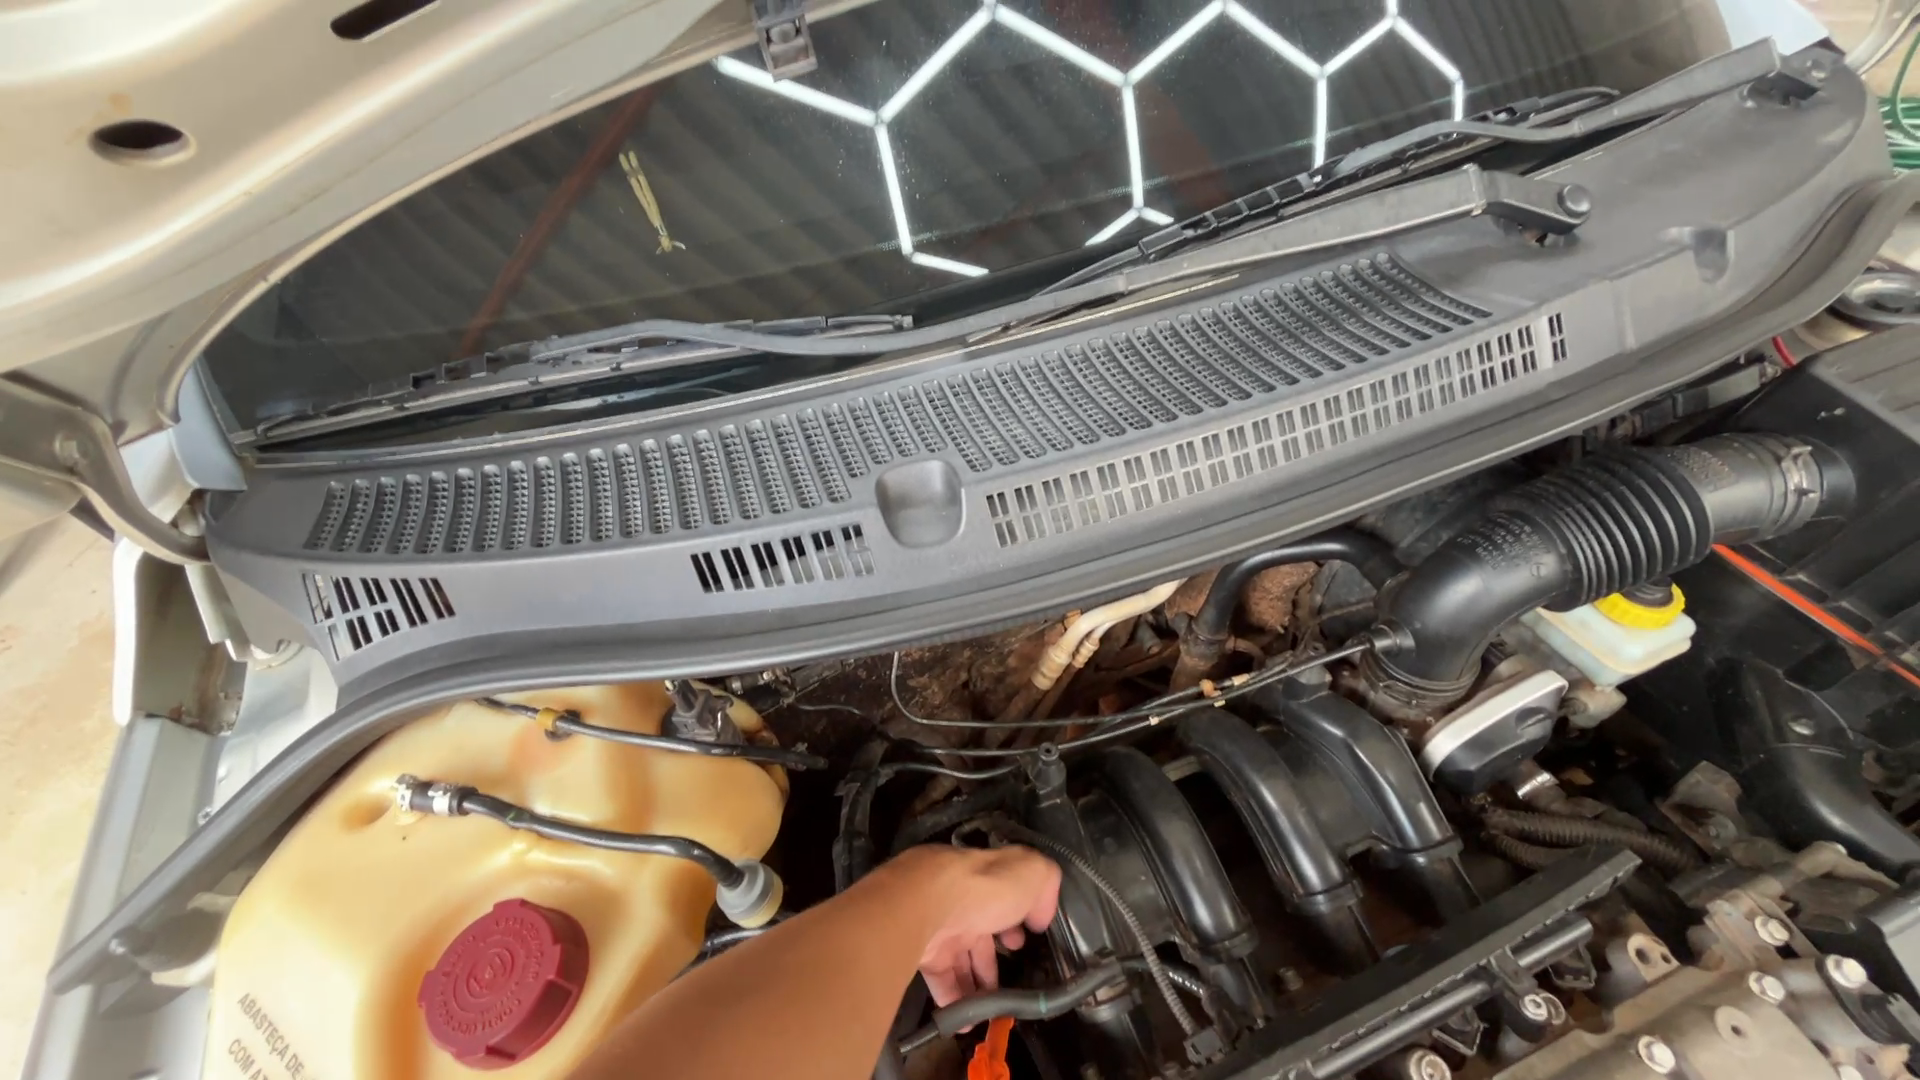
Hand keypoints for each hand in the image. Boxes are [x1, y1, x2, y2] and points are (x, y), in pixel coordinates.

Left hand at [882, 845, 1061, 1007]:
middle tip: (1009, 985)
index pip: (1002, 896)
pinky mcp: (923, 954)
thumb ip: (1045, 884)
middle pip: (979, 934)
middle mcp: (962, 901)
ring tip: (992, 1014)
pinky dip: (954, 1004)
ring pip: (961, 962)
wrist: (928, 904)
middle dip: (993, 961)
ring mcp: (940, 926)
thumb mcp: (1031, 872)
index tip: (1027, 938)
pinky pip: (941, 982)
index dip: (1017, 918)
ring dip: (977, 989)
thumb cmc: (985, 887)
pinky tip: (968, 1021)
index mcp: (986, 879)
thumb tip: (1040, 914)